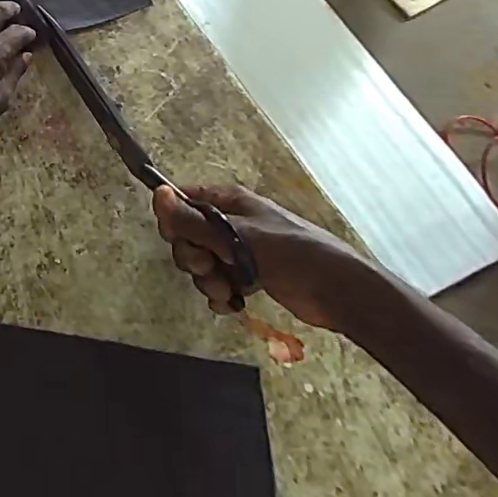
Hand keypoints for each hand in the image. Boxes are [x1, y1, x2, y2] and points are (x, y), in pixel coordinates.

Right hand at [152, 184, 374, 329]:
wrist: (340, 292)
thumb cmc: (291, 253)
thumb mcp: (237, 236)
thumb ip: (193, 221)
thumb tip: (157, 193)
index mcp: (228, 201)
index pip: (184, 201)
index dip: (174, 219)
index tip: (180, 238)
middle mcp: (230, 222)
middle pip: (188, 235)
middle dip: (194, 257)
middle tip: (210, 268)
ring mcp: (239, 250)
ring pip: (202, 262)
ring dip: (208, 279)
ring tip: (228, 290)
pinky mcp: (249, 276)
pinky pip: (219, 281)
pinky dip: (220, 294)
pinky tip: (231, 303)